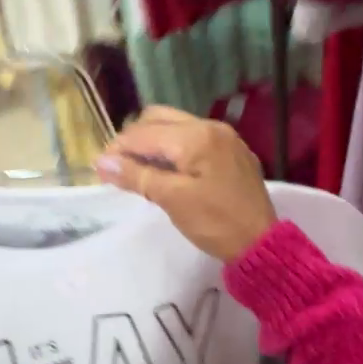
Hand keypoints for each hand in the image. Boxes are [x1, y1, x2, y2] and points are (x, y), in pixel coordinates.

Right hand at [95, 107, 276, 262]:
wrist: (261, 244)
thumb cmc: (216, 223)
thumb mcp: (172, 199)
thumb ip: (137, 176)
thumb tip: (103, 162)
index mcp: (197, 135)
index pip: (144, 132)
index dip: (118, 149)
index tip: (101, 170)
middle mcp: (212, 127)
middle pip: (159, 120)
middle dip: (135, 140)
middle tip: (120, 168)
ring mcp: (226, 139)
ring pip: (177, 128)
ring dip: (155, 144)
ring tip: (141, 172)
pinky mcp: (234, 154)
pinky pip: (196, 141)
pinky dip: (176, 151)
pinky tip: (169, 174)